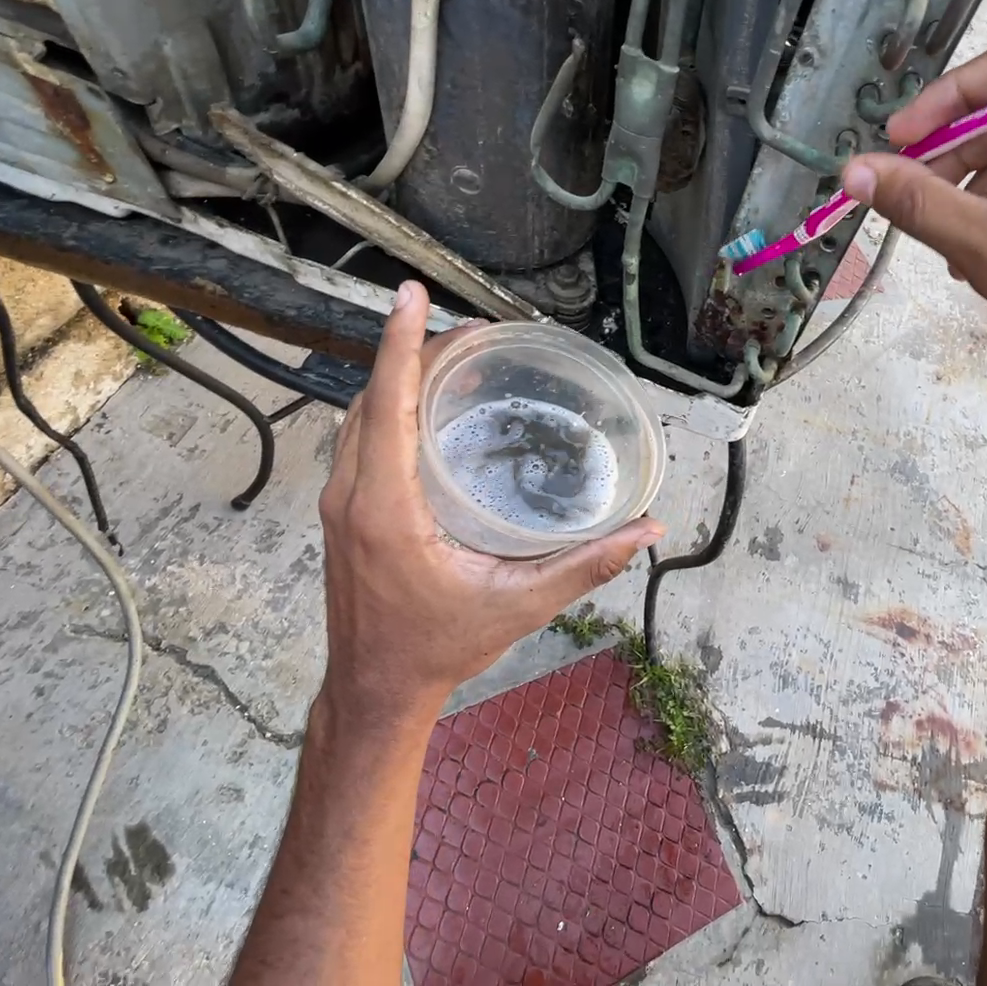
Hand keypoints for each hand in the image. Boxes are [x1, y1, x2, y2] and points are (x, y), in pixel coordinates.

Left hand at [316, 281, 664, 730]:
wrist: (375, 690)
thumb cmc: (440, 648)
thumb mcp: (521, 604)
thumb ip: (586, 565)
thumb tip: (646, 529)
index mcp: (385, 509)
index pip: (387, 405)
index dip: (402, 345)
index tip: (410, 295)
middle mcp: (352, 495)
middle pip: (372, 399)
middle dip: (412, 351)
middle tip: (470, 328)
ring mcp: (340, 503)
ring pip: (358, 418)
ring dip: (398, 377)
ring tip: (452, 354)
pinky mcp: (344, 514)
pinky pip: (359, 441)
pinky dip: (388, 408)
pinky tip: (426, 407)